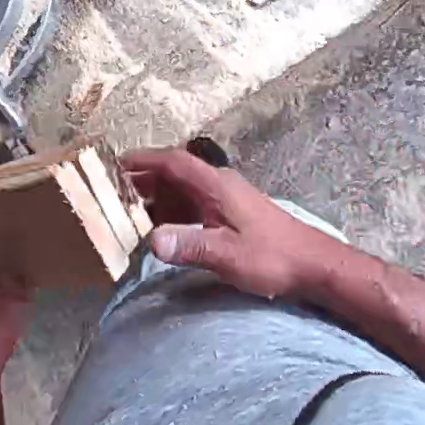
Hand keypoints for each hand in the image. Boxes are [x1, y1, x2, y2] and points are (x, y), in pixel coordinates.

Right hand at [122, 148, 345, 298]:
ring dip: (153, 199)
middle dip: (141, 181)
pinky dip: (168, 213)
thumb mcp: (228, 254)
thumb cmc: (273, 256)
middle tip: (110, 194)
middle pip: (171, 173)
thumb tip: (151, 240)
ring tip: (124, 213)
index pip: (173, 161)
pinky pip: (188, 206)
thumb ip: (190, 245)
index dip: (142, 160)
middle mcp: (216, 185)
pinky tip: (155, 230)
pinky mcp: (226, 214)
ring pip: (178, 190)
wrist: (313, 265)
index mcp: (215, 185)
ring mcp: (221, 199)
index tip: (114, 164)